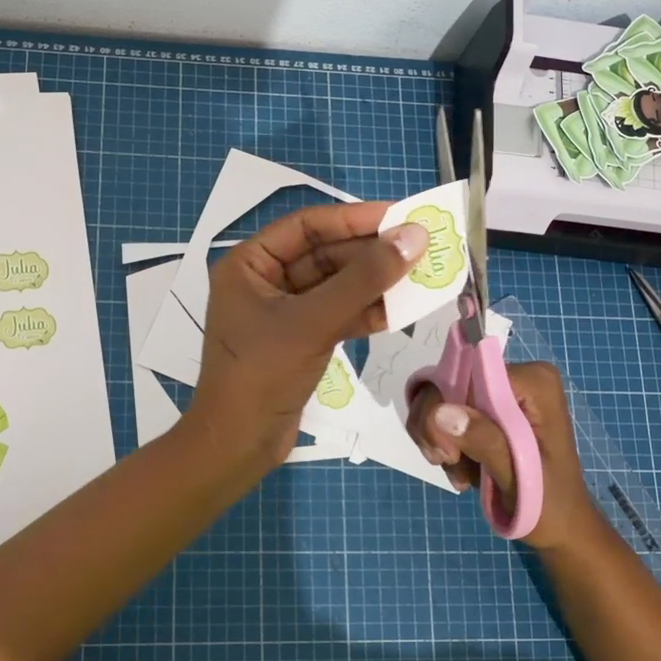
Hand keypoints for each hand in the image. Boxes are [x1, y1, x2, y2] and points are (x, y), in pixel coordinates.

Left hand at [184, 202, 428, 468]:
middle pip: (324, 254)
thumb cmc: (262, 375)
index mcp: (248, 265)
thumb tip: (413, 237)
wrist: (238, 444)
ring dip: (375, 283)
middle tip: (422, 247)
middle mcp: (262, 283)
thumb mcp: (313, 322)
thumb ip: (364, 279)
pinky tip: (402, 310)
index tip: (401, 216)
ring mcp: (281, 314)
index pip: (307, 227)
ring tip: (422, 276)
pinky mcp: (298, 342)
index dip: (354, 218)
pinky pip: (337, 315)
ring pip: (335, 286)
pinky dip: (366, 312)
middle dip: (371, 253)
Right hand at [406, 362, 601, 552]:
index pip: (466, 375)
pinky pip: (443, 411)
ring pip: (438, 399)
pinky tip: (460, 467)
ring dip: (438, 439)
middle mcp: (517, 377)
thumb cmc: (549, 504)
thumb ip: (485, 442)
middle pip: (447, 383)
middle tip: (449, 463)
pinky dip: (442, 441)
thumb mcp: (518, 478)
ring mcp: (500, 390)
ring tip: (460, 472)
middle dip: (436, 427)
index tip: (449, 455)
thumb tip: (441, 412)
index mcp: (534, 384)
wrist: (560, 522)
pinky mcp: (487, 405)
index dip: (444, 409)